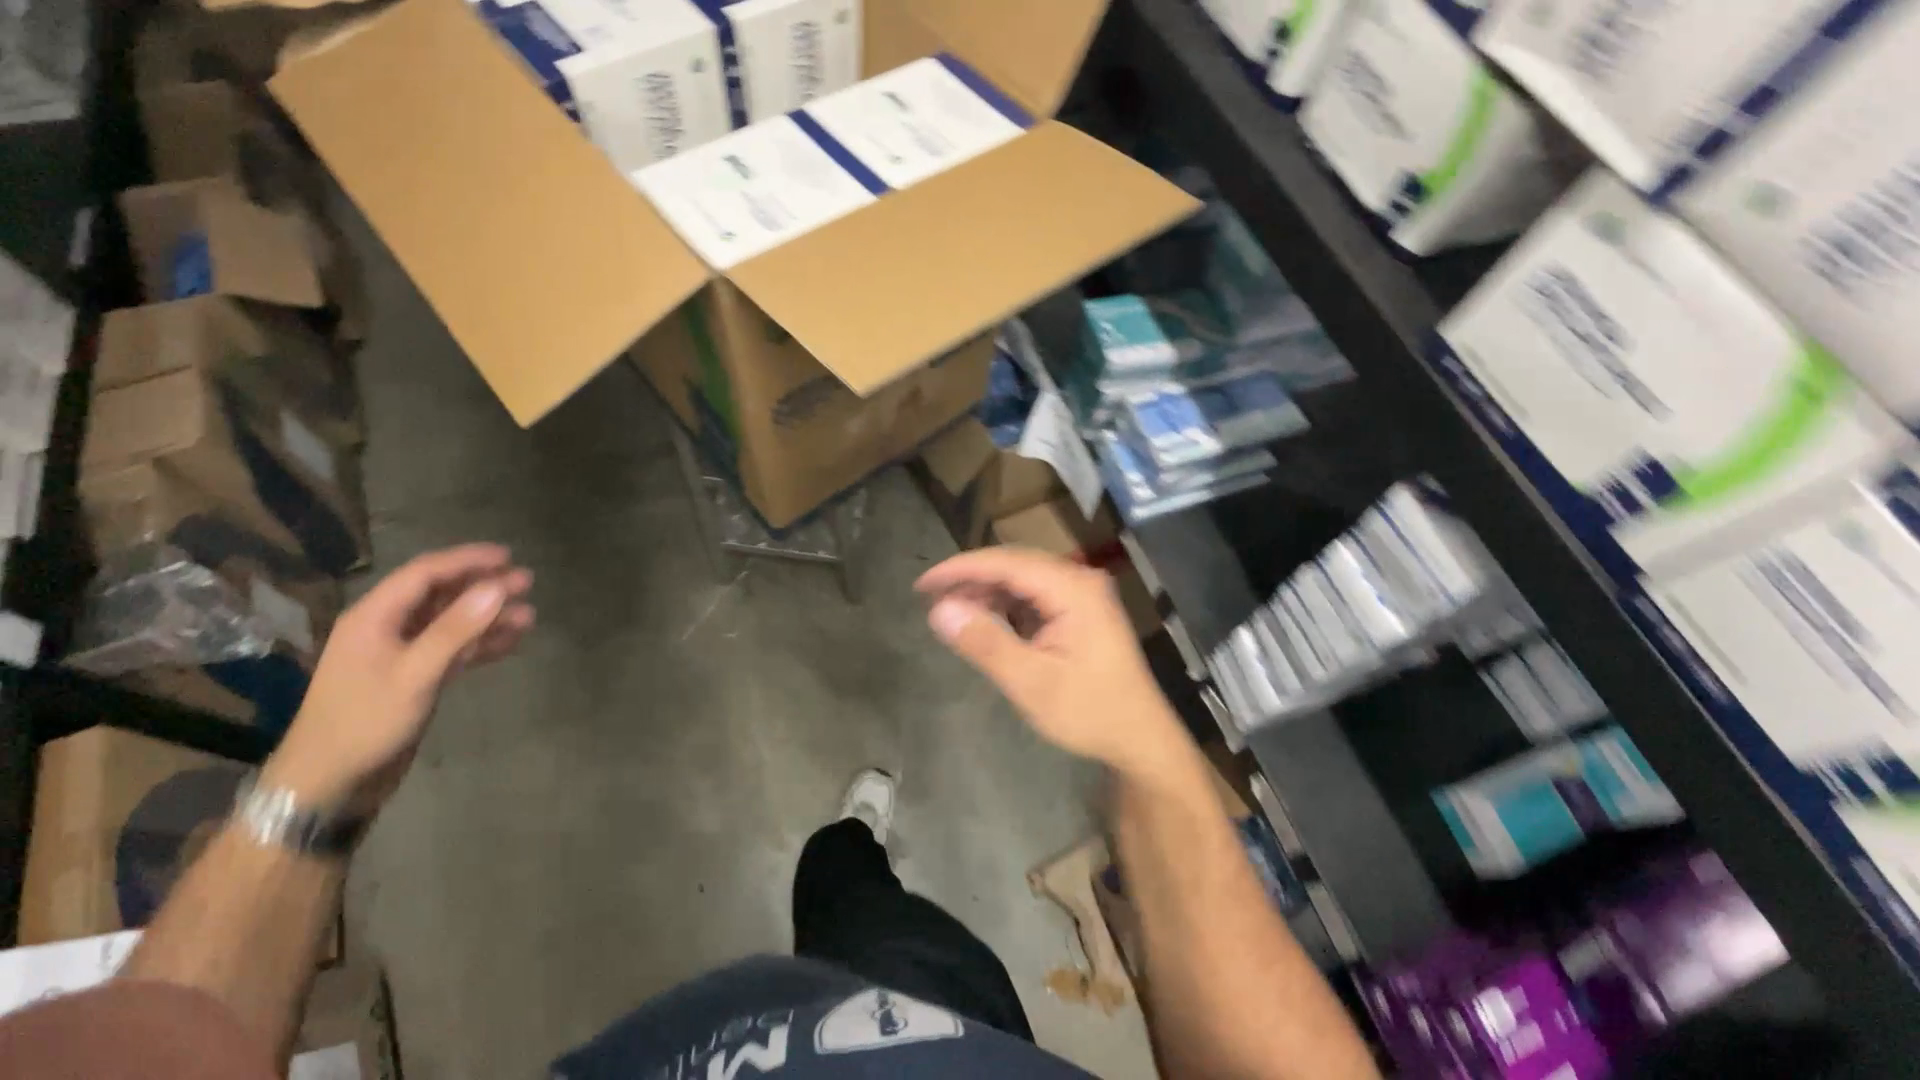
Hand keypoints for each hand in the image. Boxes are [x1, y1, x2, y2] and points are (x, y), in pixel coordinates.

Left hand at [260, 544, 534, 808]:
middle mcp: (387, 628)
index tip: (509, 556)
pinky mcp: (413, 679)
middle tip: (527, 582)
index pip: (426, 573)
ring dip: (488, 618)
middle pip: (441, 596)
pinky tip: (511, 643)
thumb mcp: (415, 673)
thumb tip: (497, 588)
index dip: (467, 560)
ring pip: (451, 624)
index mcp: (375, 617)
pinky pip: (452, 651)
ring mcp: (400, 655)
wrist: (330, 781)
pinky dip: (480, 645)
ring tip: (529, 615)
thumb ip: (456, 629)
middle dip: (484, 587)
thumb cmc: (365, 721)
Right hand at [917, 547, 1190, 778]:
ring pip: (1023, 581)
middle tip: (931, 599)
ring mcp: (1082, 596)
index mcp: (1073, 589)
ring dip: (987, 593)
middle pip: (1014, 566)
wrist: (1139, 738)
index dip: (961, 568)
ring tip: (952, 613)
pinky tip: (985, 622)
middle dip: (971, 579)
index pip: (1006, 563)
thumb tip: (938, 610)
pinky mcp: (1080, 613)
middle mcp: (1079, 582)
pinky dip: (1006, 606)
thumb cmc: (1089, 712)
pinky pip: (1034, 597)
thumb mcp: (1031, 682)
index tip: (922, 584)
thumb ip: (985, 642)